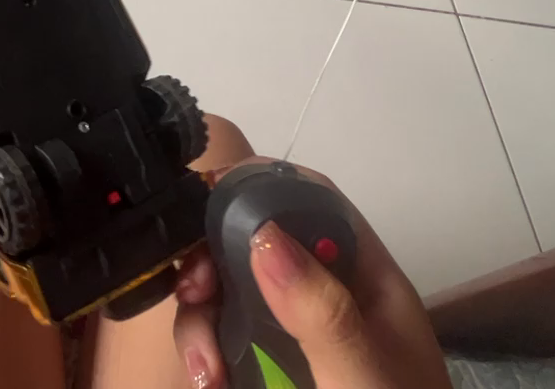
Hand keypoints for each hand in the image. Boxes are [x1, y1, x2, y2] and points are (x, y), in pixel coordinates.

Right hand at [170, 160, 446, 388]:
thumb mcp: (364, 381)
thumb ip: (321, 311)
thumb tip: (263, 234)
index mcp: (363, 281)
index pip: (313, 203)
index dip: (263, 186)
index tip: (210, 195)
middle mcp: (322, 295)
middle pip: (253, 240)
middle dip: (212, 256)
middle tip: (191, 284)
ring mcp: (288, 332)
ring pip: (225, 287)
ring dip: (200, 314)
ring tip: (204, 367)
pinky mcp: (261, 366)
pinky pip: (217, 334)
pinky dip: (201, 349)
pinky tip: (206, 380)